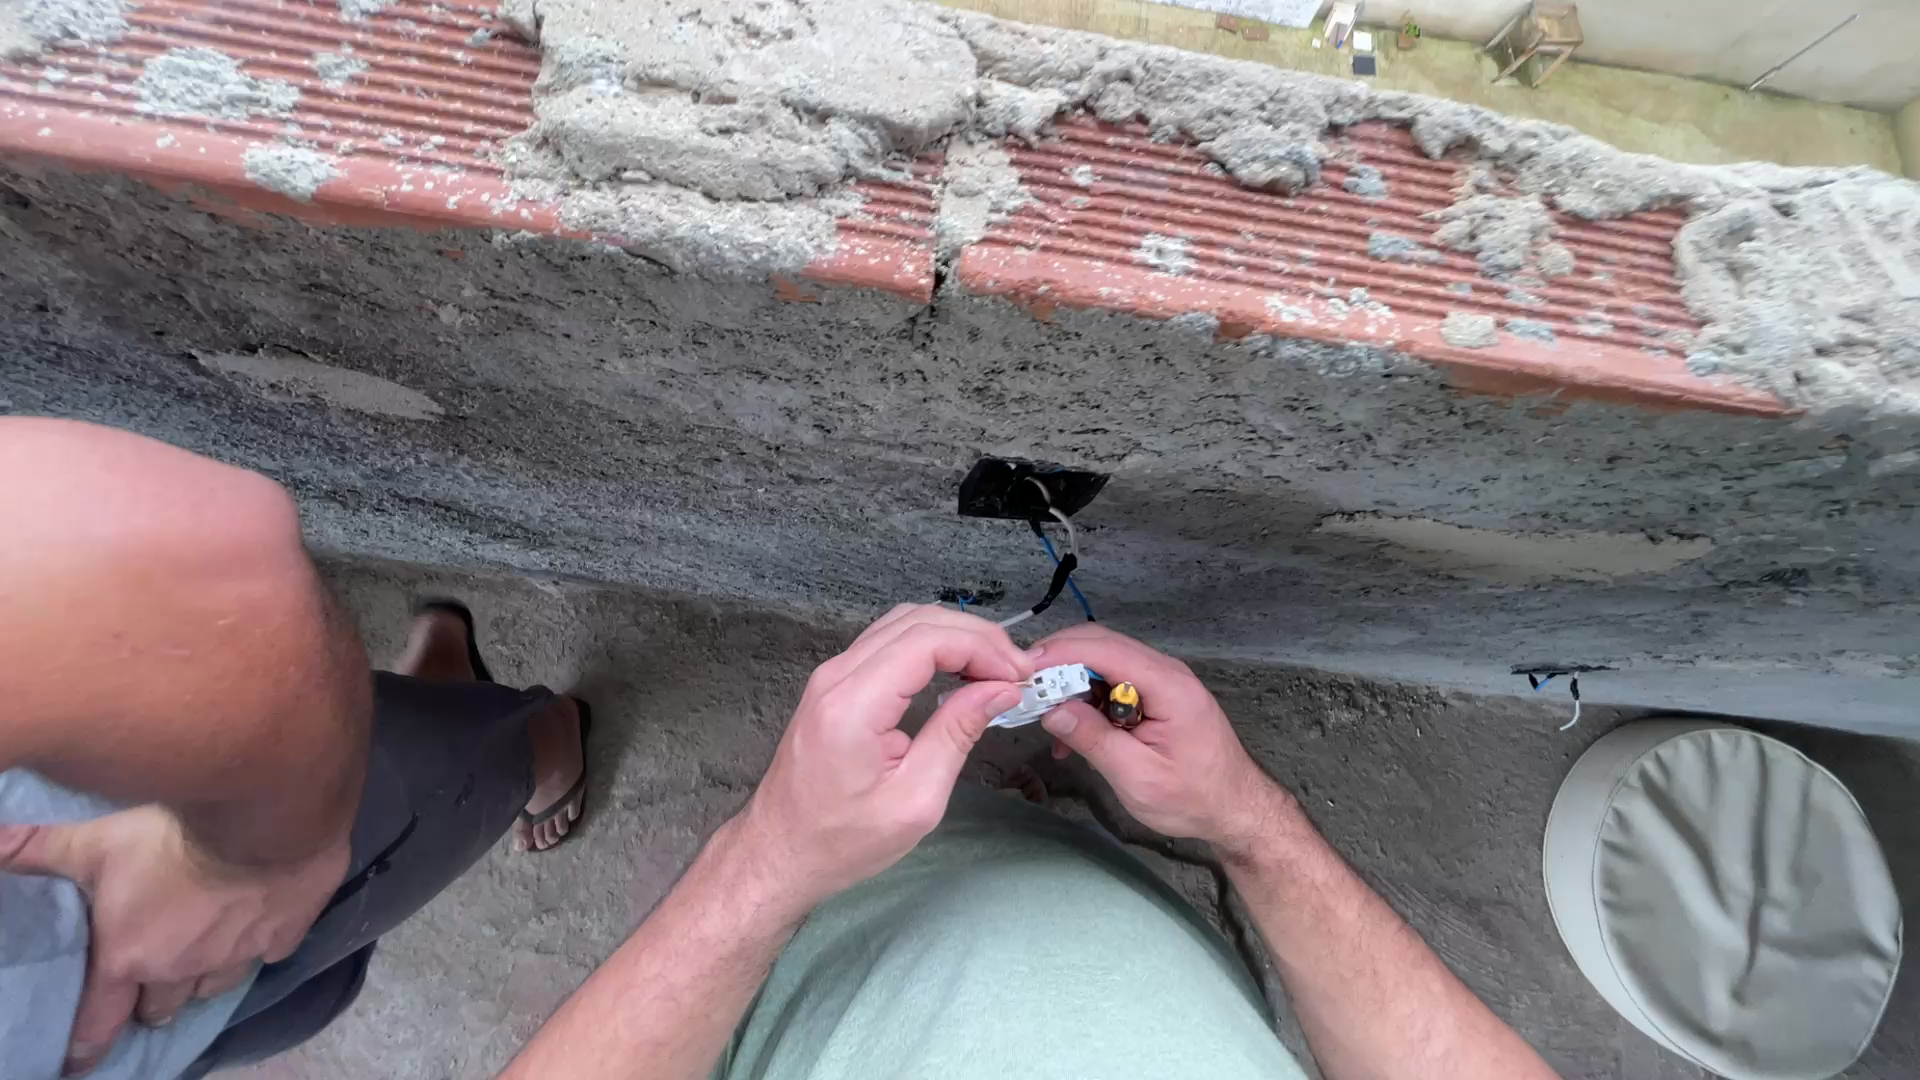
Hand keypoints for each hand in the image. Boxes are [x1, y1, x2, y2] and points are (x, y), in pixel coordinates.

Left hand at [0, 805, 348, 1075]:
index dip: (87, 1046)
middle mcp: (184, 966)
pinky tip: (265, 929)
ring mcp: (242, 950)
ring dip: (209, 976)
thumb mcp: (99, 840)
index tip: (83, 1061)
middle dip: (156, 999)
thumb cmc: (176, 835)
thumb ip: (40, 850)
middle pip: (165, 1006)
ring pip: (219, 985)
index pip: (97, 1023)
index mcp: (129, 958)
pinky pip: (273, 953)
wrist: (271, 815)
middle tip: (157, 981)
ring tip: (211, 957)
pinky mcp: (290, 930)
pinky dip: (265, 946)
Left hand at [734, 604, 1030, 909]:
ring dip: (955, 635)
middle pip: (917, 620)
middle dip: (975, 636)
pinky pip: (889, 641)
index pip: (927, 641)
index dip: (981, 647)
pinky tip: (958, 668)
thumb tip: (1000, 690)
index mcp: (853, 704)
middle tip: (1016, 669)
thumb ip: (957, 733)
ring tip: (994, 667)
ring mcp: (832, 674)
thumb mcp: (915, 800)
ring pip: (903, 623)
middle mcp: (837, 675)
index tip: (1018, 674)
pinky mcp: (835, 681)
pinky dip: (931, 644)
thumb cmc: (843, 841)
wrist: (778, 852)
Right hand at [1033, 623, 1288, 853]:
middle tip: (1023, 686)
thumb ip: (1094, 740)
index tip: (1024, 670)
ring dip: (1069, 680)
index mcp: (1167, 685)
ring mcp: (1161, 678)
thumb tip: (1051, 711)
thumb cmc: (1193, 798)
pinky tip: (1071, 729)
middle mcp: (1164, 670)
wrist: (1237, 809)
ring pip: (1103, 659)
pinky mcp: (1155, 691)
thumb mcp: (1138, 777)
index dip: (1060, 653)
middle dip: (1057, 660)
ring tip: (1042, 712)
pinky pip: (1112, 679)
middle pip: (1101, 644)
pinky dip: (1085, 696)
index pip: (1105, 649)